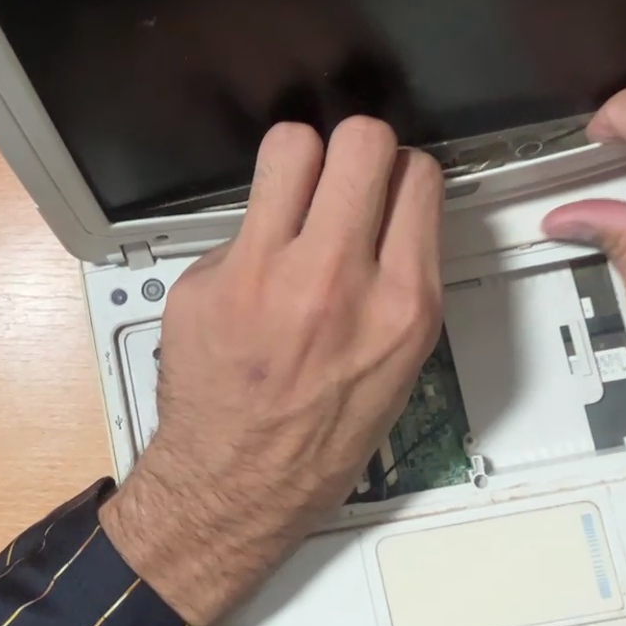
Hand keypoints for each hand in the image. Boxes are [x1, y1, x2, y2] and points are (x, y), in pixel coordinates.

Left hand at [100, 119, 445, 625]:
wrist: (237, 486)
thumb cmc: (324, 436)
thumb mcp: (399, 363)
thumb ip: (401, 277)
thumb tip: (388, 210)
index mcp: (402, 304)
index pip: (420, 176)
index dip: (401, 173)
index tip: (385, 188)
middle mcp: (336, 279)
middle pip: (361, 139)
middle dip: (355, 146)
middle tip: (339, 178)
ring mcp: (263, 274)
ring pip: (290, 146)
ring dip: (296, 162)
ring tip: (291, 200)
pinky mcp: (206, 279)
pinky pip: (238, 217)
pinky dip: (248, 238)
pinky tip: (246, 281)